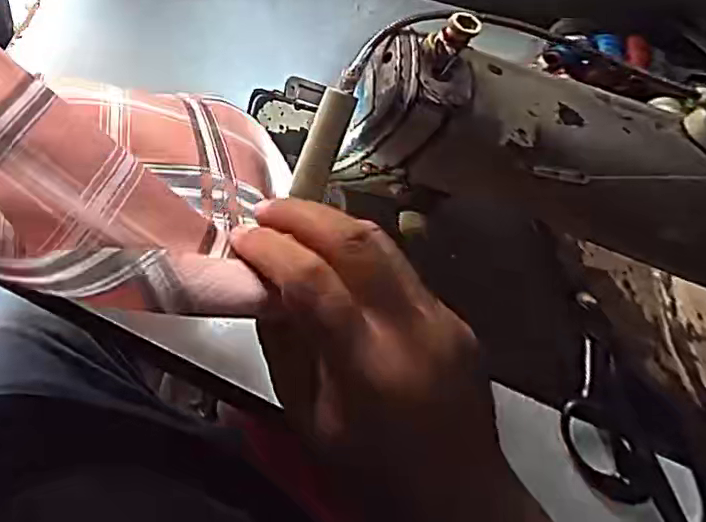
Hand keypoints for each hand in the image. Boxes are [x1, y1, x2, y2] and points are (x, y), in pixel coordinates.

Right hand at [230, 199, 543, 520]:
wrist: (463, 502)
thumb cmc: (370, 470)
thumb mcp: (305, 414)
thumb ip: (281, 339)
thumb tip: (260, 279)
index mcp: (369, 369)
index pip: (313, 282)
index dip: (271, 249)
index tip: (241, 237)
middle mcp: (412, 334)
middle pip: (354, 242)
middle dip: (300, 215)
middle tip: (263, 211)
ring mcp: (441, 320)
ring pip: (378, 239)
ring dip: (325, 219)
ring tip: (289, 218)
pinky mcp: (452, 314)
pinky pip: (394, 262)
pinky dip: (351, 246)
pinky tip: (327, 251)